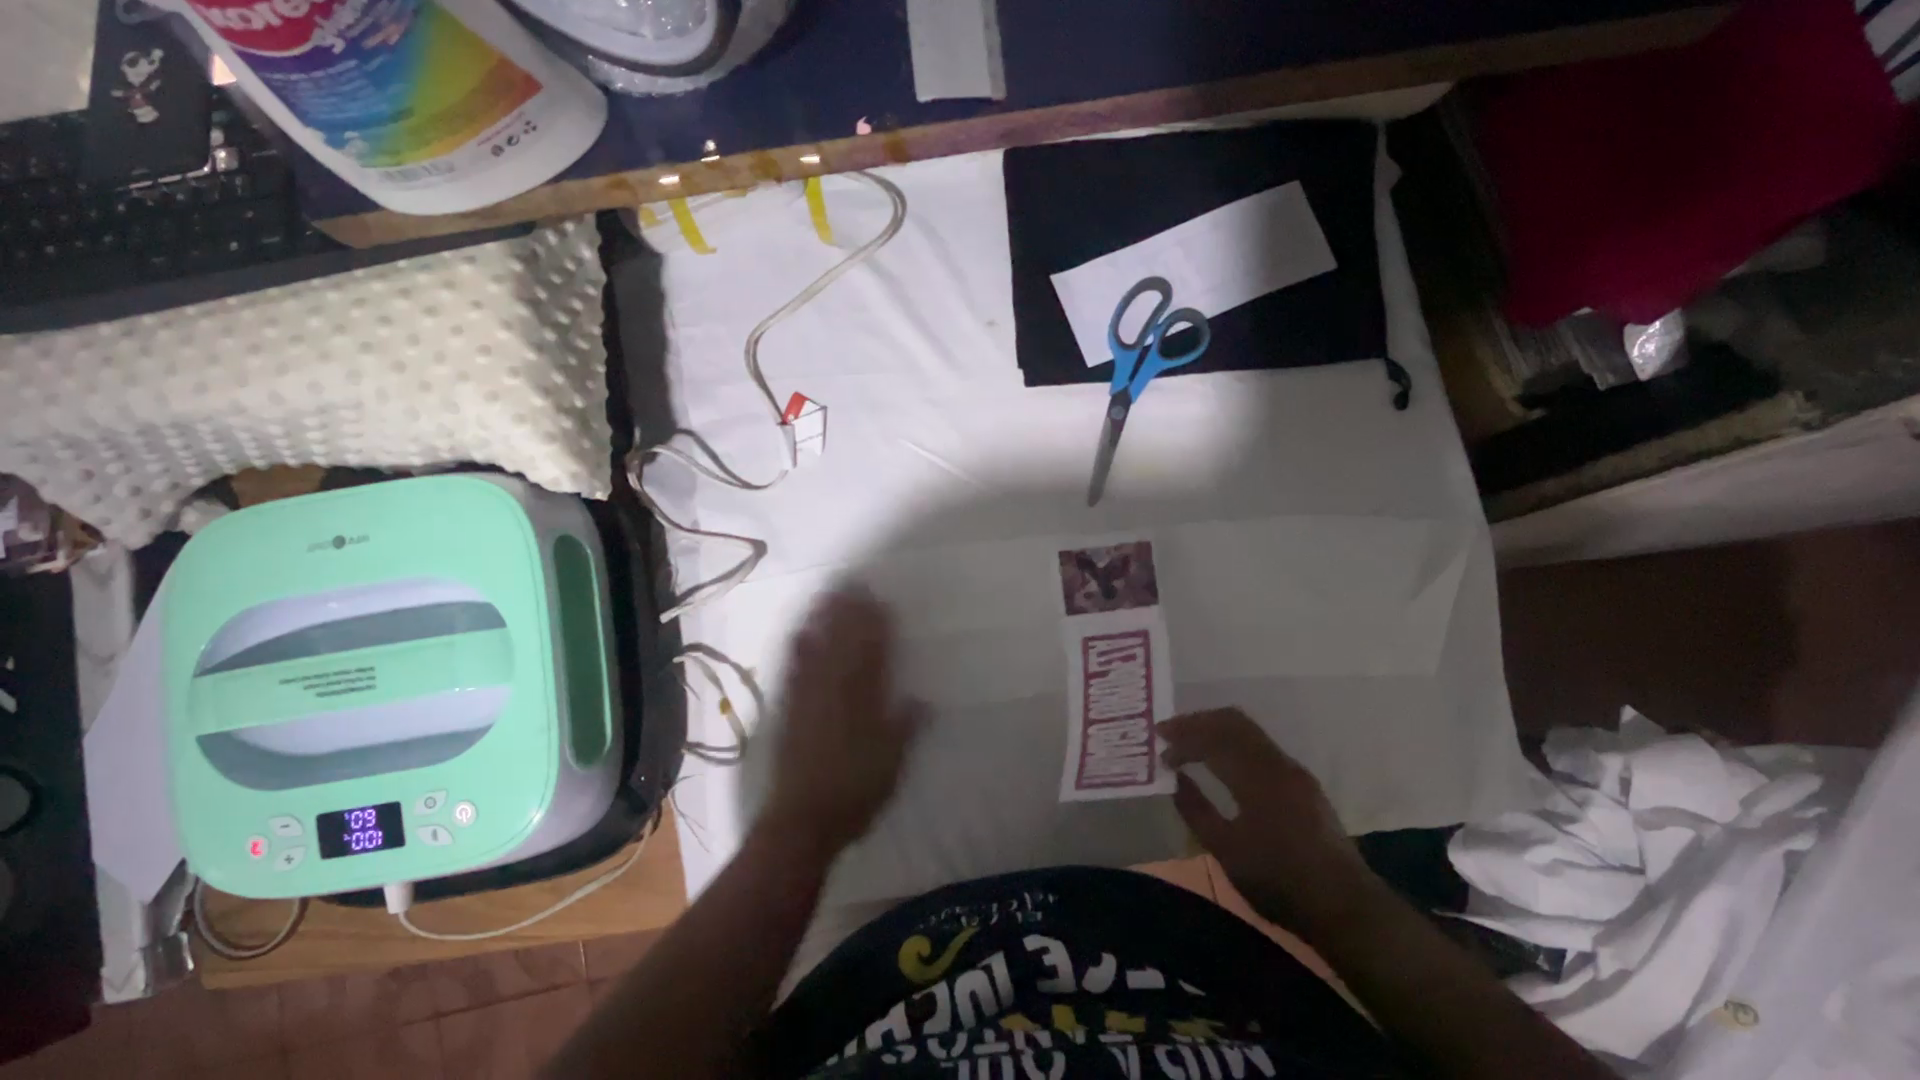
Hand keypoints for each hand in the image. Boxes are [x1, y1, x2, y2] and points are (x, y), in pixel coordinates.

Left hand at [763, 588, 922, 859]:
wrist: (802, 821)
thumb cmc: (855, 795)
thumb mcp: (891, 765)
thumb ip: (905, 730)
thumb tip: (922, 700)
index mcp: (865, 705)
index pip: (874, 657)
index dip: (877, 628)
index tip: (882, 601)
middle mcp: (836, 695)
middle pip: (844, 645)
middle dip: (850, 614)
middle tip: (854, 583)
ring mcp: (808, 700)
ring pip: (818, 651)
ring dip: (824, 621)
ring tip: (829, 594)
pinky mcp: (788, 710)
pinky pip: (794, 669)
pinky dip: (799, 646)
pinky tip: (800, 631)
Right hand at [1158, 708, 1381, 936]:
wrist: (1343, 905)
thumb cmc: (1278, 881)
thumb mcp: (1226, 851)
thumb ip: (1196, 811)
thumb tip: (1176, 780)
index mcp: (1258, 777)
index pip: (1213, 738)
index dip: (1183, 737)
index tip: (1159, 747)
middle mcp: (1279, 764)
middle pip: (1234, 722)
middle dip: (1198, 723)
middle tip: (1169, 733)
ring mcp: (1296, 772)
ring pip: (1251, 733)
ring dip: (1217, 732)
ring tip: (1190, 746)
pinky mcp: (1304, 785)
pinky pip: (1262, 748)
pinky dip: (1235, 746)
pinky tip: (1221, 764)